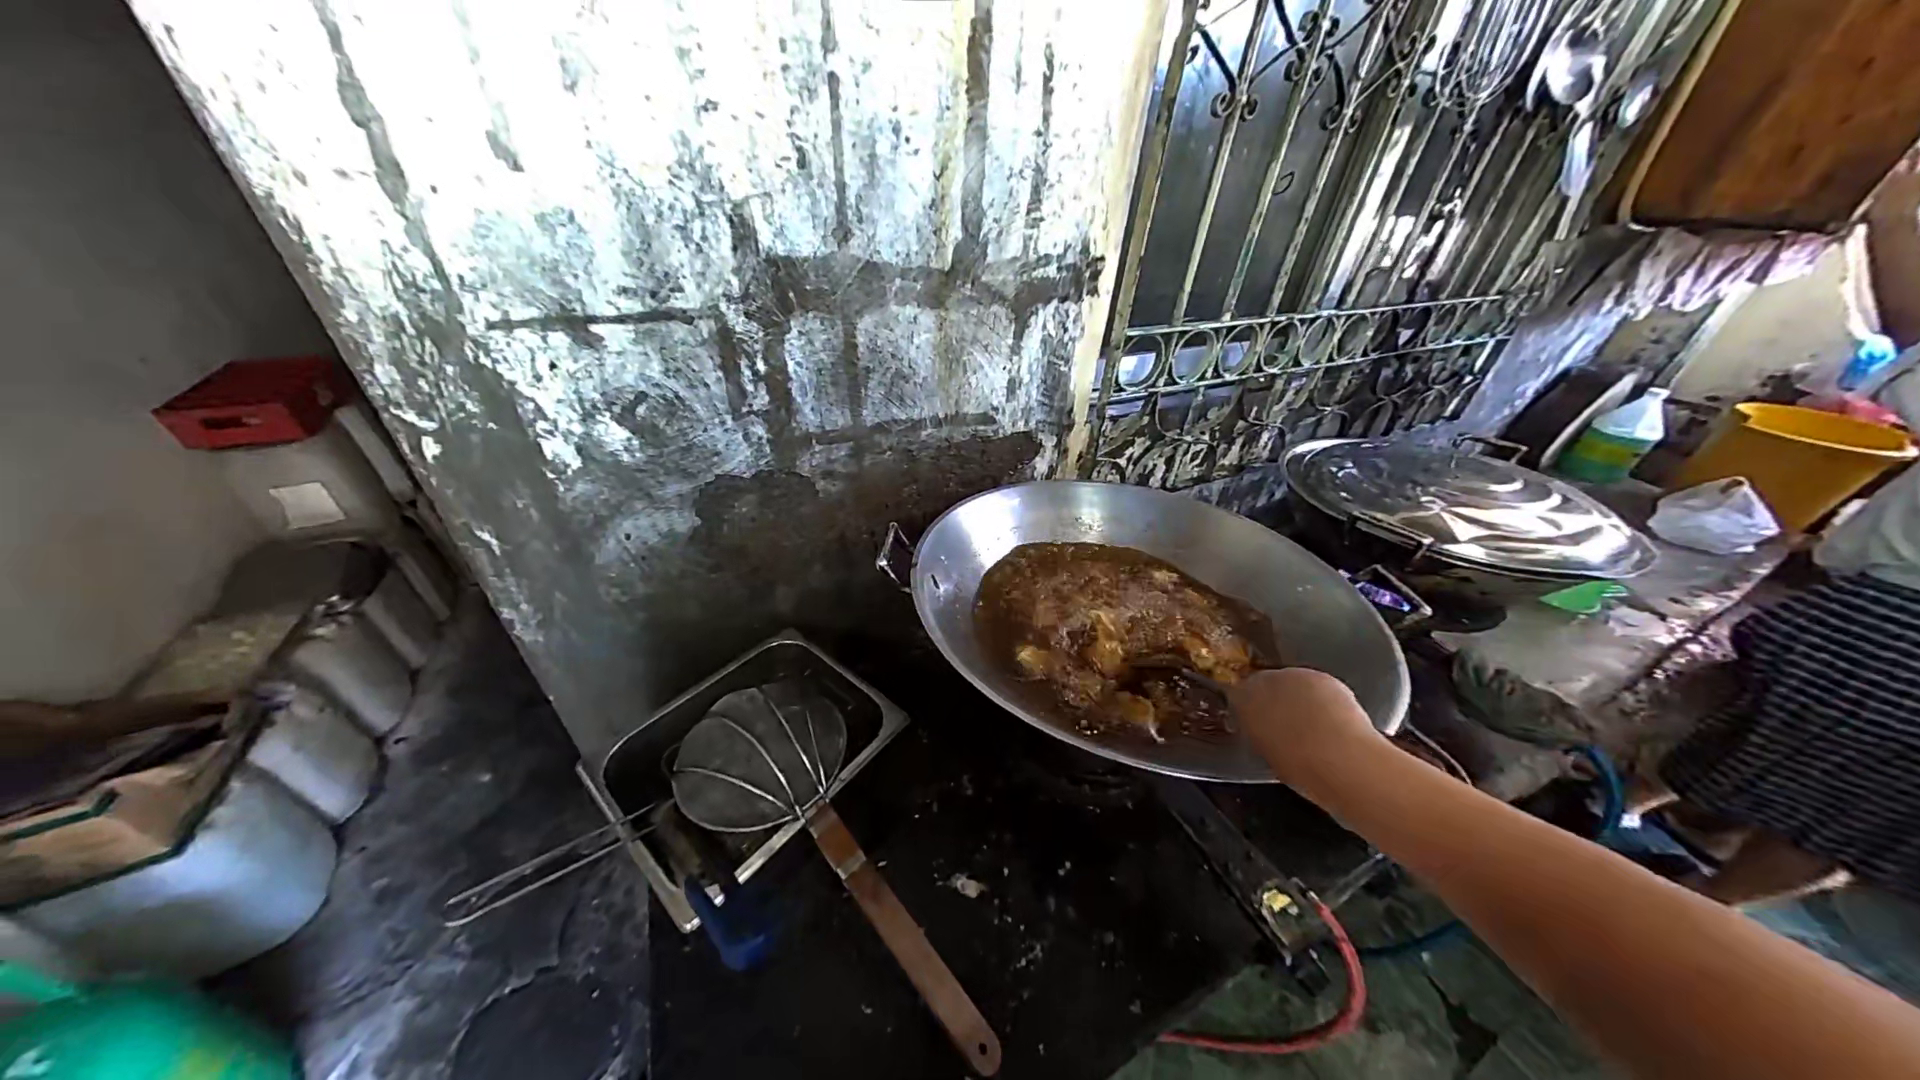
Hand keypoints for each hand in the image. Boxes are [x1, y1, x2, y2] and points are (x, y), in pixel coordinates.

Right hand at [1227, 668, 1382, 787]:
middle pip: (1266, 685)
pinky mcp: (1323, 677)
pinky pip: (1318, 686)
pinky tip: (1334, 720)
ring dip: (1300, 699)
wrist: (1340, 759)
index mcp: (1243, 701)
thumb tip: (1268, 735)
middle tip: (1289, 725)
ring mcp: (1295, 675)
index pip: (1240, 697)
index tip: (1261, 724)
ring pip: (1293, 684)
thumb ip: (1261, 735)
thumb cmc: (1300, 767)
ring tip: (1315, 725)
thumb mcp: (1268, 755)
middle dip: (1276, 701)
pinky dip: (1324, 699)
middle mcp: (1264, 681)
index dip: (1252, 711)